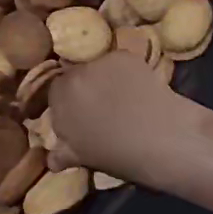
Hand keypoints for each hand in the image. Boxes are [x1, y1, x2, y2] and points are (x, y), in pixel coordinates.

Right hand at [47, 51, 192, 177]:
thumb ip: (63, 152)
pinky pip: (119, 62)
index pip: (55, 91)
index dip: (68, 103)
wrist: (161, 139)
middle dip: (85, 88)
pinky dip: (126, 72)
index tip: (81, 114)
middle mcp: (75, 74)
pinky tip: (138, 88)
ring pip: (98, 67)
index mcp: (59, 98)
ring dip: (105, 78)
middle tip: (102, 105)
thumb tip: (52, 158)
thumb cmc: (117, 155)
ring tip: (123, 97)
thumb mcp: (83, 157)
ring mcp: (101, 62)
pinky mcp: (125, 55)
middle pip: (75, 75)